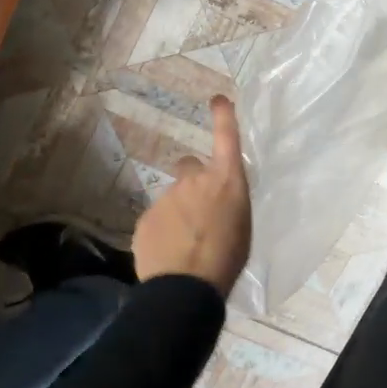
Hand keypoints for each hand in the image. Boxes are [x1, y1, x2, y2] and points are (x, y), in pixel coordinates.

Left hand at [134, 95, 251, 294]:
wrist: (184, 288)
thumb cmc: (228, 255)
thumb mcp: (242, 221)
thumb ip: (228, 200)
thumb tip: (219, 197)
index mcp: (226, 179)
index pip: (226, 136)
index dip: (223, 115)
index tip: (217, 99)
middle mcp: (194, 180)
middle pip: (189, 165)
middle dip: (192, 179)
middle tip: (198, 206)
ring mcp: (165, 198)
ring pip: (172, 197)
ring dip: (178, 210)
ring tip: (184, 241)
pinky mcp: (144, 220)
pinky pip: (155, 219)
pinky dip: (162, 230)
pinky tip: (168, 252)